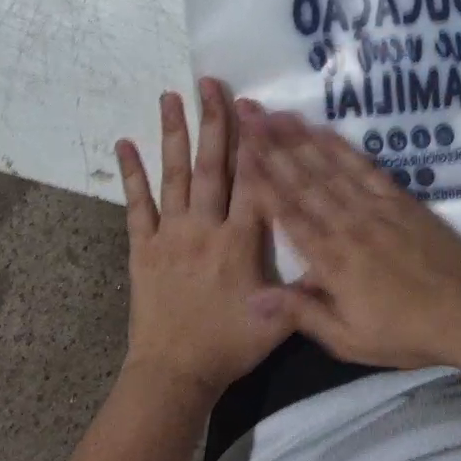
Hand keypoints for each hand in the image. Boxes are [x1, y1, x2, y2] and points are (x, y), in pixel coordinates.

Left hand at [114, 80, 289, 393]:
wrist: (173, 376)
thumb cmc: (230, 346)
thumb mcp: (280, 321)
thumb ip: (305, 288)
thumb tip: (335, 256)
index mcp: (240, 241)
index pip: (253, 181)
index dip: (257, 142)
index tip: (256, 107)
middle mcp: (205, 228)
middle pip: (213, 166)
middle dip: (214, 123)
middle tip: (210, 84)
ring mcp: (170, 235)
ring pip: (174, 176)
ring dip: (173, 135)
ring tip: (171, 97)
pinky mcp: (142, 248)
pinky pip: (136, 205)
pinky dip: (131, 174)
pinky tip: (125, 144)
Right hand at [244, 112, 460, 369]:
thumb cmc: (404, 333)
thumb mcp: (348, 339)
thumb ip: (301, 313)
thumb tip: (251, 299)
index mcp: (332, 260)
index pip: (287, 212)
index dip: (261, 178)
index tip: (240, 148)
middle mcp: (349, 225)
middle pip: (304, 180)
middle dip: (273, 145)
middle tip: (249, 114)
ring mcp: (376, 208)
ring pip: (331, 168)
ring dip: (301, 138)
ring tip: (277, 113)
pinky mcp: (401, 200)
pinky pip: (366, 169)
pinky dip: (343, 148)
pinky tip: (325, 130)